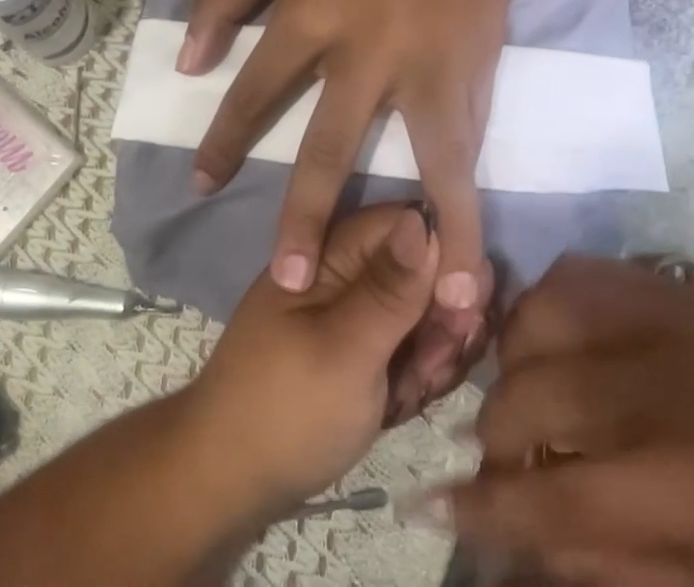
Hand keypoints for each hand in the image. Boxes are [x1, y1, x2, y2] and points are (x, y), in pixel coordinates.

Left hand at [181, 0, 558, 417]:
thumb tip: (188, 65)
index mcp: (306, 13)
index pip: (254, 92)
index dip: (226, 141)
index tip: (202, 184)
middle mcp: (362, 51)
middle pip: (325, 146)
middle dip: (303, 214)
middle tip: (286, 279)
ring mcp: (423, 69)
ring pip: (415, 163)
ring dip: (407, 234)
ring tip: (421, 310)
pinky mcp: (470, 77)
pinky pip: (463, 154)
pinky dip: (466, 210)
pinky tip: (471, 267)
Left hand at [181, 203, 439, 509]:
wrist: (232, 478)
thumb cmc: (285, 411)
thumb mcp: (344, 349)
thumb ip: (391, 289)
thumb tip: (425, 215)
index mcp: (325, 256)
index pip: (404, 223)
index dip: (444, 257)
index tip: (461, 311)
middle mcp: (340, 277)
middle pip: (422, 270)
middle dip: (443, 317)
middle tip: (431, 366)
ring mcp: (349, 317)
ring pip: (422, 314)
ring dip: (433, 353)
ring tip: (410, 393)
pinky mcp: (359, 354)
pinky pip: (409, 348)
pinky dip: (417, 374)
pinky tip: (404, 404)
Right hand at [446, 256, 693, 586]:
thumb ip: (617, 569)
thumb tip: (515, 545)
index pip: (552, 495)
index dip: (482, 507)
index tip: (428, 507)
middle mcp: (672, 385)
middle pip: (527, 401)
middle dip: (494, 444)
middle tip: (502, 470)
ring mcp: (676, 321)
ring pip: (534, 322)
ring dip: (510, 369)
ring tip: (524, 404)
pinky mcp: (684, 292)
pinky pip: (575, 275)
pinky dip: (542, 308)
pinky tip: (550, 344)